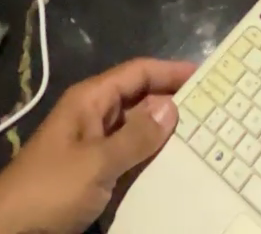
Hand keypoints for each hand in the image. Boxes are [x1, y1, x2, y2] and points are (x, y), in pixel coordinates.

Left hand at [0, 58, 195, 233]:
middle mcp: (92, 116)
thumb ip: (136, 136)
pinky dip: (148, 160)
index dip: (170, 70)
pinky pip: (126, 158)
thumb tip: (171, 106)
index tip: (206, 76)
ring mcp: (90, 146)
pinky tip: (171, 171)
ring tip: (200, 140)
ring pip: (134, 130)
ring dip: (162, 134)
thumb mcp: (97, 163)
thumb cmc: (49, 190)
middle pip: (138, 99)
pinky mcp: (89, 175)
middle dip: (171, 102)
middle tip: (211, 111)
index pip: (138, 72)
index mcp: (90, 99)